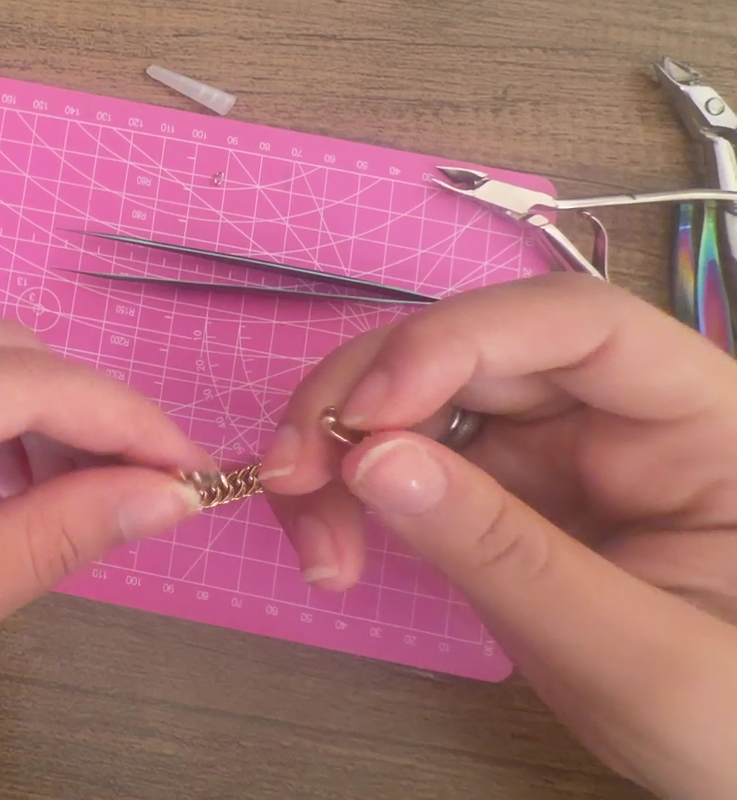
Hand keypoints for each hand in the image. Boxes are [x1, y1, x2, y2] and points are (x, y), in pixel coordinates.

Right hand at [260, 274, 736, 798]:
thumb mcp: (643, 661)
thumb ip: (506, 553)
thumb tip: (364, 458)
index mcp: (702, 425)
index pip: (571, 324)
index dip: (455, 343)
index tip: (366, 416)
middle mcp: (604, 414)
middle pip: (449, 356)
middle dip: (351, 407)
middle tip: (290, 475)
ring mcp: (534, 447)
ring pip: (394, 402)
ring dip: (326, 456)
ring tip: (309, 540)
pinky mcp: (476, 483)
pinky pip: (378, 456)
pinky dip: (331, 493)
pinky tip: (322, 546)